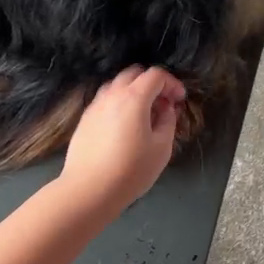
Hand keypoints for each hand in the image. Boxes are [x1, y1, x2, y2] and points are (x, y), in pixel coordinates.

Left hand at [58, 66, 185, 212]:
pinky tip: (124, 125)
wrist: (89, 190)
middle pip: (134, 73)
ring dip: (133, 91)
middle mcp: (112, 95)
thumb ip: (168, 122)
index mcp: (133, 97)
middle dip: (152, 83)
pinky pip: (105, 101)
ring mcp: (95, 106)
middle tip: (163, 103)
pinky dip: (118, 103)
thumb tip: (166, 109)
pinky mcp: (84, 119)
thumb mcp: (161, 148)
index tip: (179, 99)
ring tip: (143, 114)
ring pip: (116, 85)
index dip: (172, 83)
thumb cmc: (130, 170)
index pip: (156, 75)